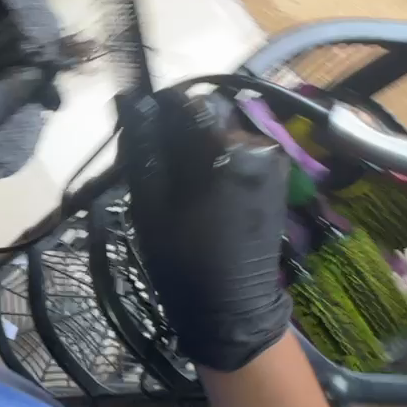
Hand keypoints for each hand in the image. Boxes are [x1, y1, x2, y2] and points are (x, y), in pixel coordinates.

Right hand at [124, 89, 291, 371]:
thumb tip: (130, 100)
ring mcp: (272, 162)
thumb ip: (142, 147)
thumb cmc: (181, 258)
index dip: (159, 113)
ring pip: (220, 136)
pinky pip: (237, 154)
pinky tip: (199, 195)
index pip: (186, 103)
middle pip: (206, 118)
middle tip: (154, 168)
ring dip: (195, 151)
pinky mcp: (277, 178)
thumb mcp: (149, 202)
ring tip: (176, 187)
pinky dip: (214, 165)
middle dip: (177, 135)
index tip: (140, 134)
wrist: (230, 305)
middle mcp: (256, 145)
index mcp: (223, 149)